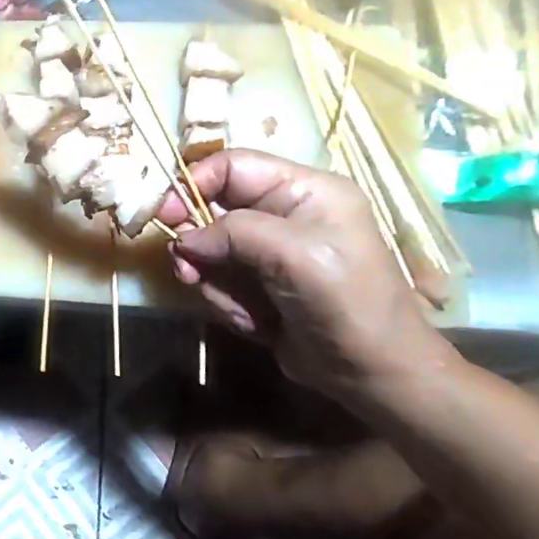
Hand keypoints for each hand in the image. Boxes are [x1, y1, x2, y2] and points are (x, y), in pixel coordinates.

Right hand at [157, 150, 454, 395]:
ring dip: (214, 280)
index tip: (166, 215)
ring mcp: (269, 252)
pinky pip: (219, 281)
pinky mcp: (259, 284)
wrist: (372, 372)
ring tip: (238, 307)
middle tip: (187, 270)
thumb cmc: (346, 302)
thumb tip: (183, 240)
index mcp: (304, 190)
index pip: (234, 165)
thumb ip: (236, 233)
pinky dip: (227, 302)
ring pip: (210, 251)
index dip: (194, 183)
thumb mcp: (296, 255)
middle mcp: (284, 214)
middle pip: (214, 210)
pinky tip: (254, 321)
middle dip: (198, 243)